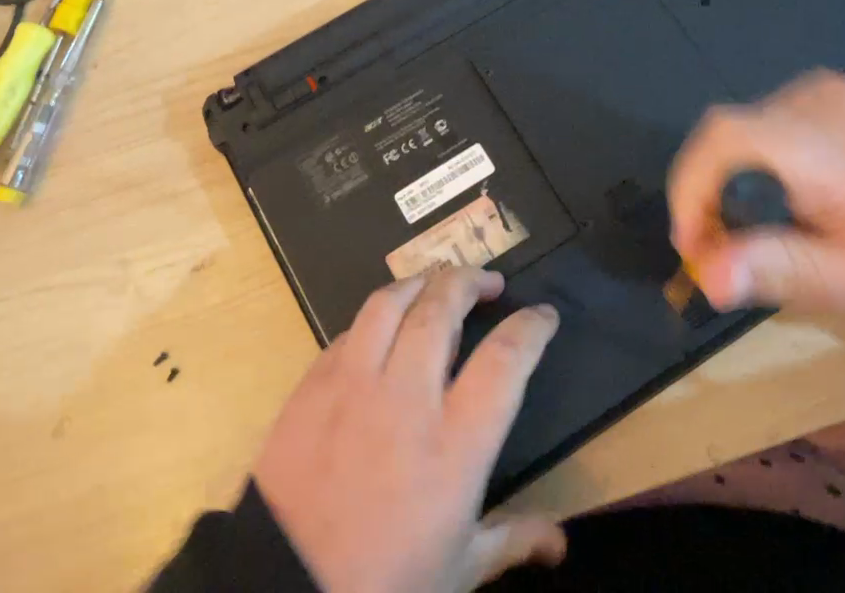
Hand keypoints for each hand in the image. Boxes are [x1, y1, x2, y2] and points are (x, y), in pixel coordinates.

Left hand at [253, 267, 564, 592]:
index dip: (530, 328)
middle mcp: (407, 399)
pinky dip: (372, 321)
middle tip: (486, 282)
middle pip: (440, 310)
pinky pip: (346, 334)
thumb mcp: (460, 568)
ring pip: (387, 305)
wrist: (284, 588)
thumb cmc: (385, 582)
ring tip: (434, 283)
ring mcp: (352, 387)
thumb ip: (514, 539)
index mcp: (455, 443)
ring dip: (417, 283)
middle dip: (468, 282)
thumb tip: (560, 545)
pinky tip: (380, 328)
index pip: (504, 360)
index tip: (542, 315)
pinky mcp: (310, 389)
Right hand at [668, 70, 844, 334]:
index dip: (688, 186)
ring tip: (749, 233)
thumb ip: (777, 269)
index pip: (723, 137)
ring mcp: (838, 91)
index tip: (691, 243)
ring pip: (749, 125)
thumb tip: (704, 274)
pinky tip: (782, 198)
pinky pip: (777, 118)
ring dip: (730, 176)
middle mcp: (826, 101)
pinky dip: (758, 158)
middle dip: (707, 192)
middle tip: (720, 252)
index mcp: (830, 147)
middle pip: (730, 132)